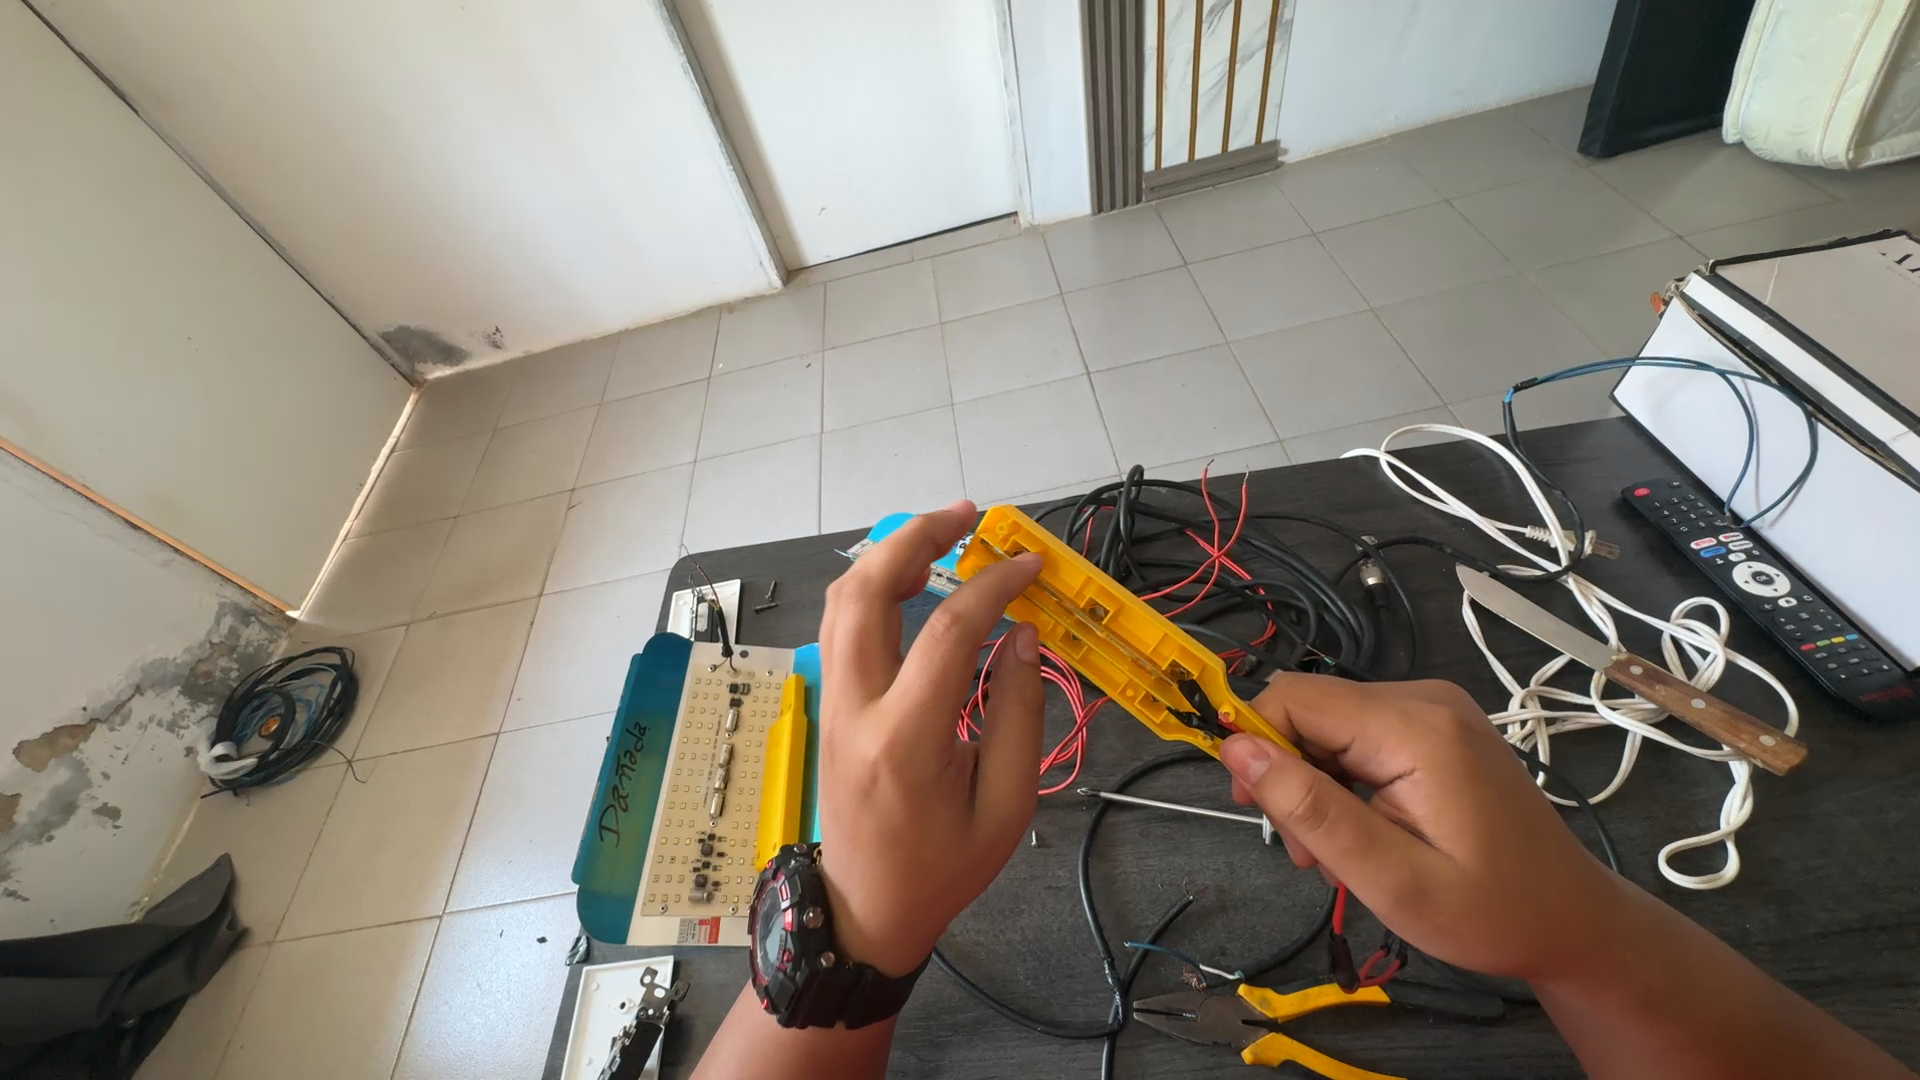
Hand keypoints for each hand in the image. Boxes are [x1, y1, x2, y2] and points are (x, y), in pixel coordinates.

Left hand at [814, 500, 1045, 975]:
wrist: (864, 909)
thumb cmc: (943, 867)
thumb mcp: (1006, 803)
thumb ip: (1020, 711)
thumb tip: (1022, 633)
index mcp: (907, 738)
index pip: (950, 632)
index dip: (995, 586)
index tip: (1030, 565)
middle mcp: (856, 706)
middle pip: (868, 592)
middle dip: (916, 538)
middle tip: (966, 514)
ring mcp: (831, 700)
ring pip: (842, 600)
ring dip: (888, 554)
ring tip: (938, 533)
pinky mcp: (828, 701)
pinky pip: (839, 624)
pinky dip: (870, 585)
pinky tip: (906, 578)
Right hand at [1220, 674, 1626, 980]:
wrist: (1578, 923)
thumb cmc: (1491, 913)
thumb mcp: (1392, 879)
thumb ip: (1312, 809)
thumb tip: (1235, 747)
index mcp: (1416, 728)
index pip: (1294, 697)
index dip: (1256, 740)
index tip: (1253, 804)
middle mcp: (1422, 698)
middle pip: (1308, 710)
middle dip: (1287, 773)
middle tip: (1304, 850)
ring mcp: (1431, 707)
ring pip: (1325, 723)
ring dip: (1311, 781)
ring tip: (1332, 851)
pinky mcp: (1432, 723)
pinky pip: (1354, 732)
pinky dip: (1339, 776)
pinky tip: (1357, 826)